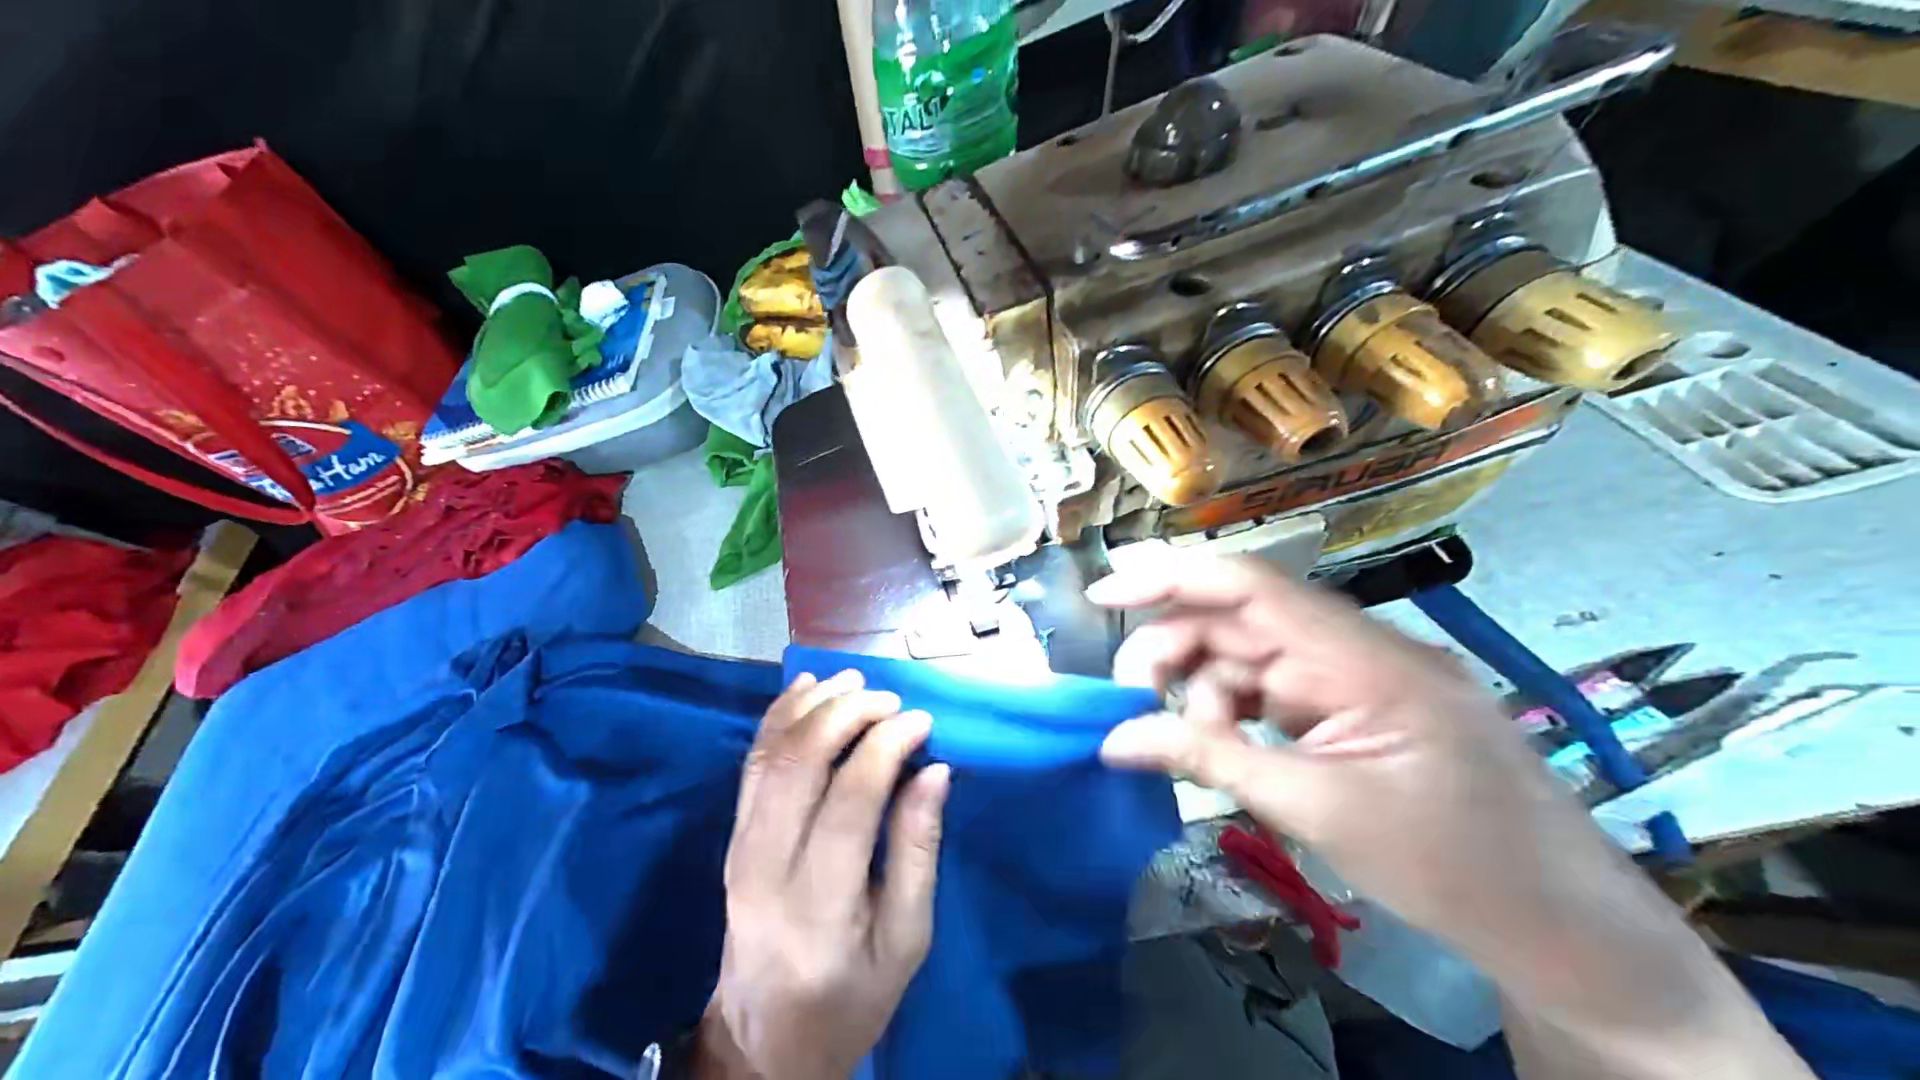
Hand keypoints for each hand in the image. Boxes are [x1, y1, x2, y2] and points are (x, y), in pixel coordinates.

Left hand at [697, 670, 950, 1079]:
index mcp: (820, 905)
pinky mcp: (732, 837)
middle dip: (847, 714)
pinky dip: (779, 717)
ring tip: (855, 680)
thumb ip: (918, 850)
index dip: (887, 746)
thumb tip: (934, 769)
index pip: (850, 800)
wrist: (764, 1037)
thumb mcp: (907, 939)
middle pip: (800, 764)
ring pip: (770, 754)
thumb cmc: (851, 997)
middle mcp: (767, 867)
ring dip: (812, 705)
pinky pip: (753, 763)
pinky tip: (808, 689)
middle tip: (890, 700)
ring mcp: (740, 848)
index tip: (922, 721)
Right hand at [1088, 555, 1602, 956]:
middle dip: (1173, 652)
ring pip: (1245, 659)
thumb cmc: (1453, 866)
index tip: (1103, 594)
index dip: (1169, 578)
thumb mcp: (1317, 809)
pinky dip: (1229, 715)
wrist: (1563, 928)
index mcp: (1363, 657)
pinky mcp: (1348, 711)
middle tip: (1130, 702)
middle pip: (1237, 622)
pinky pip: (1268, 693)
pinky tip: (1220, 750)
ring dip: (1200, 691)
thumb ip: (1210, 762)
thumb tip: (1114, 741)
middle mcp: (1354, 651)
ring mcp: (1352, 681)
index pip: (1251, 586)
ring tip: (1183, 743)